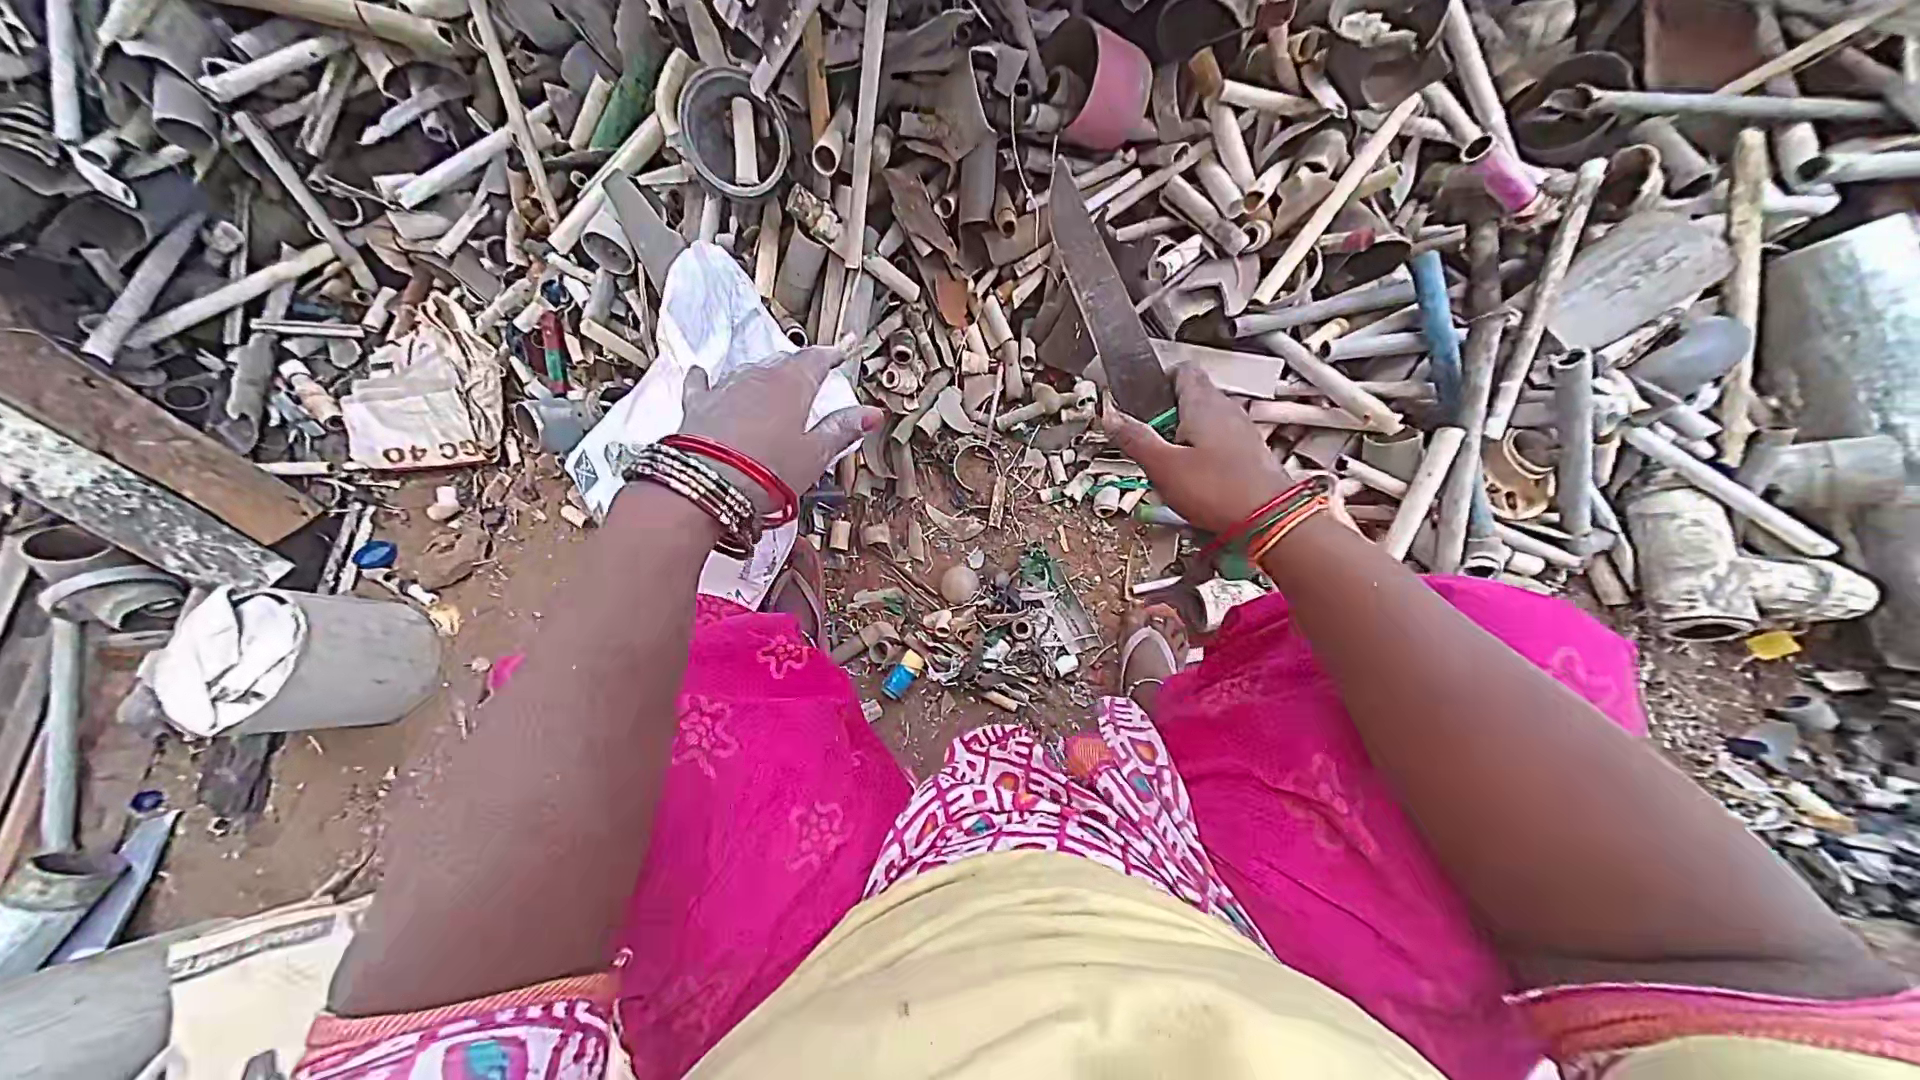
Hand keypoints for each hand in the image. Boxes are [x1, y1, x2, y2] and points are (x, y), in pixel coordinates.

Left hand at [678, 342, 881, 509]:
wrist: (707, 486)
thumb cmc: (767, 472)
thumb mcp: (815, 455)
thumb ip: (842, 429)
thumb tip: (872, 413)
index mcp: (792, 386)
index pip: (816, 359)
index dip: (831, 355)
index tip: (841, 351)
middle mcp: (758, 379)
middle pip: (783, 364)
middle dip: (799, 367)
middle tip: (811, 375)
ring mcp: (725, 389)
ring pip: (749, 372)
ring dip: (764, 377)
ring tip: (774, 384)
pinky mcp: (698, 406)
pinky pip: (703, 385)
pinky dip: (707, 380)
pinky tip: (702, 374)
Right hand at [1104, 364, 1294, 533]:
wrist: (1269, 520)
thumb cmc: (1222, 491)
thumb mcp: (1163, 465)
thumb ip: (1135, 438)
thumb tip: (1111, 417)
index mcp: (1204, 404)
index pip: (1181, 370)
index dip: (1157, 381)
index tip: (1141, 400)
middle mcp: (1227, 412)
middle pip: (1188, 402)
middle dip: (1164, 421)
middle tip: (1149, 446)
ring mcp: (1241, 434)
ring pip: (1202, 427)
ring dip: (1181, 444)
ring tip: (1169, 471)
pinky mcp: (1248, 457)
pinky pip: (1216, 450)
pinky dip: (1200, 462)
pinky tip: (1193, 487)